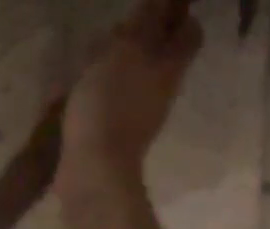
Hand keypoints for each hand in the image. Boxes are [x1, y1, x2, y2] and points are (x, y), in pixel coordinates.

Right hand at [58, 0, 203, 188]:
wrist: (94, 171)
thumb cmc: (111, 104)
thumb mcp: (128, 48)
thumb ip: (147, 18)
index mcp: (171, 65)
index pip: (190, 32)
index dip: (178, 14)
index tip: (158, 5)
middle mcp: (162, 90)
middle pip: (162, 56)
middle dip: (143, 39)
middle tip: (118, 30)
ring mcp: (140, 116)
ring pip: (137, 79)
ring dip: (117, 65)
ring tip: (91, 58)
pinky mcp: (116, 136)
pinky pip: (114, 103)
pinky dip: (101, 92)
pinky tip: (79, 89)